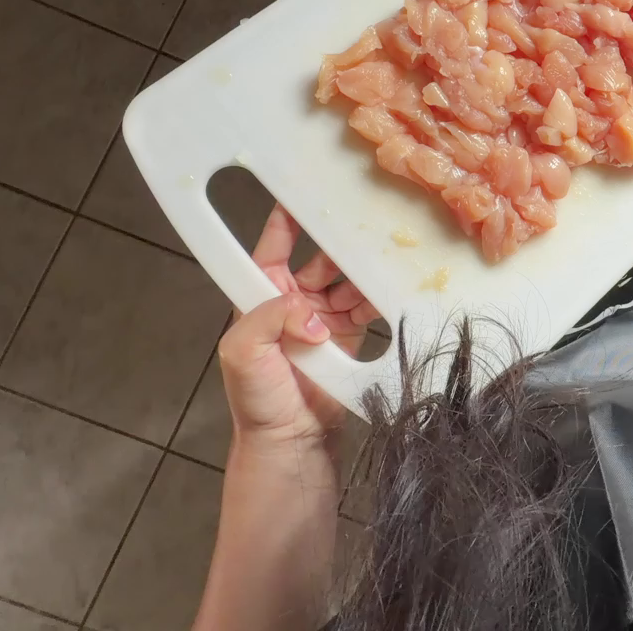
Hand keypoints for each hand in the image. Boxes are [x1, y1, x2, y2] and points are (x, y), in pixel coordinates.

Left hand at [216, 205, 379, 450]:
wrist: (292, 442)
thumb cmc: (258, 399)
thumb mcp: (242, 353)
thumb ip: (268, 316)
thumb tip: (313, 308)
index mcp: (261, 295)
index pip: (273, 246)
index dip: (286, 218)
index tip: (304, 189)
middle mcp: (293, 299)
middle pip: (321, 257)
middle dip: (339, 244)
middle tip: (363, 228)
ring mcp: (323, 315)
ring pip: (348, 278)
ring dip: (362, 272)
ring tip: (381, 263)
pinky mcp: (349, 333)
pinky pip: (366, 303)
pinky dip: (378, 295)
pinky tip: (390, 287)